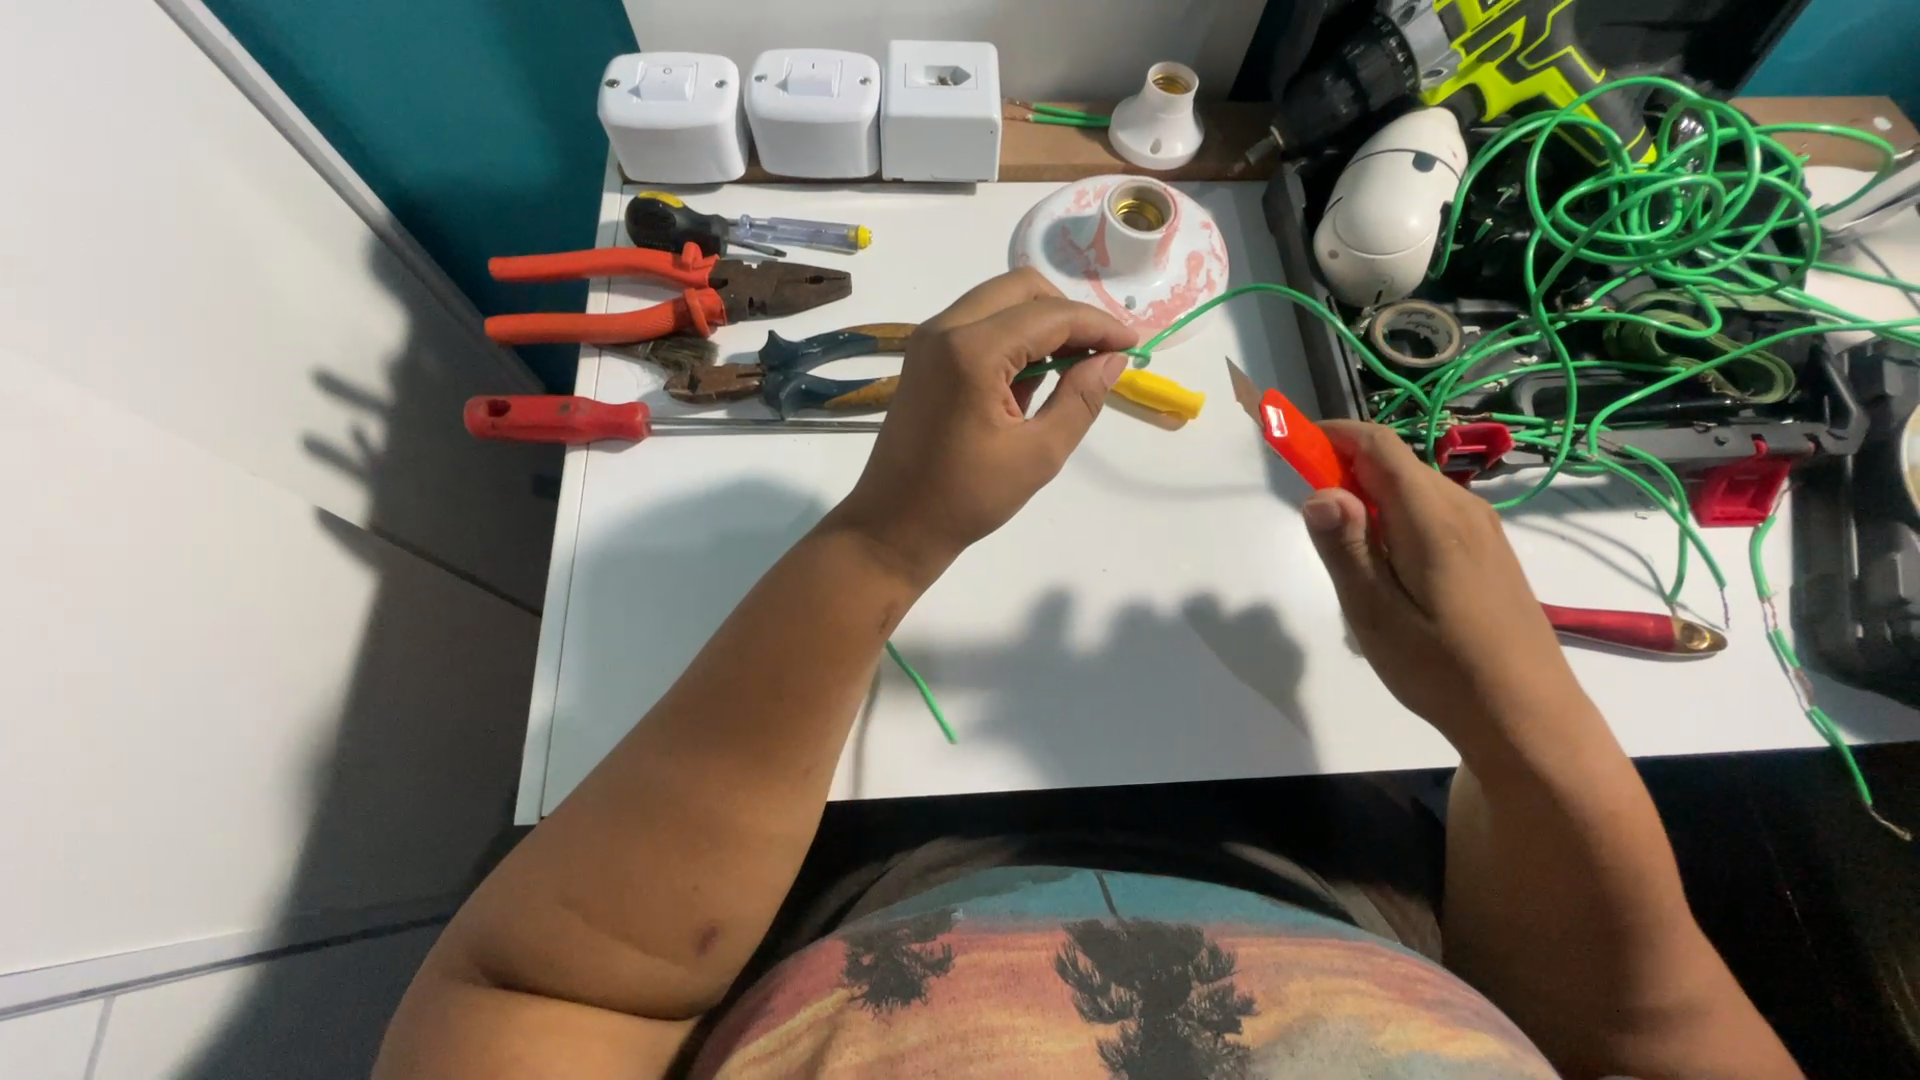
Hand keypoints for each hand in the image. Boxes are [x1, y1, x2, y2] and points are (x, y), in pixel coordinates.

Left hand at [828, 269, 1135, 580]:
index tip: (1132, 344)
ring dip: (1039, 323)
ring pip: (998, 301)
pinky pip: (978, 325)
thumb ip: (1080, 399)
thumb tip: (1113, 359)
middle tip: (1098, 354)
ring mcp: (928, 340)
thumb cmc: (966, 499)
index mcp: (971, 352)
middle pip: (1021, 289)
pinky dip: (1011, 337)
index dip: (1098, 325)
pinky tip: (1032, 378)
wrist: (894, 525)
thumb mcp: (1038, 454)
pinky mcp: (923, 357)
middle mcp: (945, 330)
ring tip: (1071, 368)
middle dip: (1067, 314)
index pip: (1050, 315)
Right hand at [1302, 421, 1586, 739]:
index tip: (1289, 446)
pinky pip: (1430, 511)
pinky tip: (1387, 572)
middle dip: (1343, 470)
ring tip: (1348, 559)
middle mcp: (1461, 509)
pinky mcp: (1486, 550)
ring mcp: (1480, 529)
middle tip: (1312, 525)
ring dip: (1368, 498)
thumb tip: (1318, 491)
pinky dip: (1394, 518)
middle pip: (1393, 463)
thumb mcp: (1374, 614)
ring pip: (1411, 488)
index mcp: (1431, 518)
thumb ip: (1345, 548)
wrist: (1526, 716)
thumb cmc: (1440, 668)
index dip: (1330, 435)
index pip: (1377, 446)